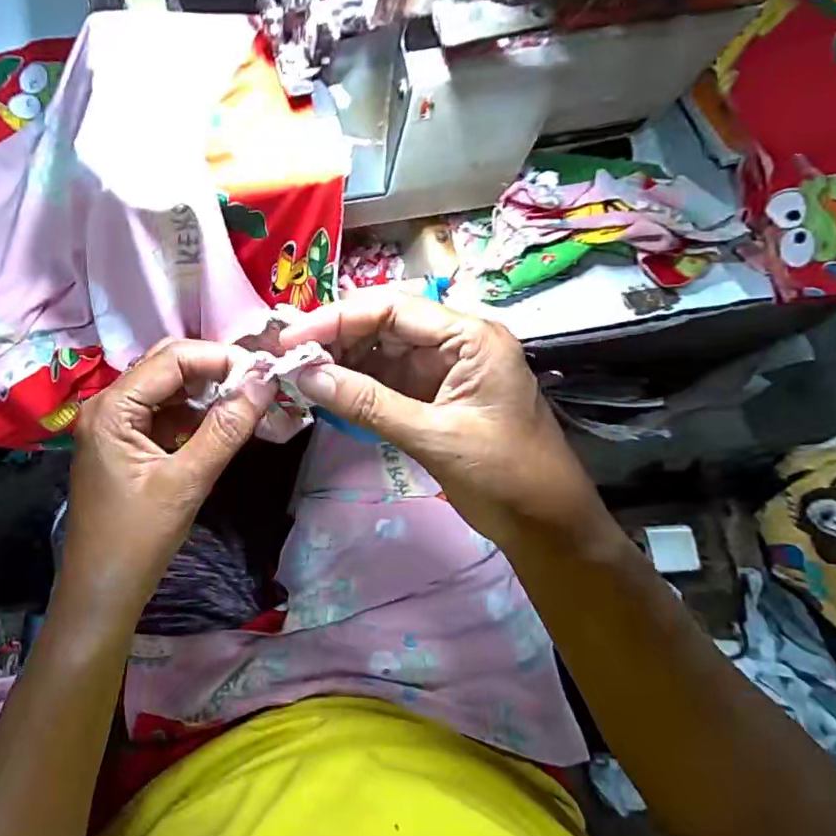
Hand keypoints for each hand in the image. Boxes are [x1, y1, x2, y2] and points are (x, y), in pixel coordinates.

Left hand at [60, 338, 271, 620]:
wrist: (101, 592)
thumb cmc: (137, 539)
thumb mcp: (186, 482)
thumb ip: (225, 429)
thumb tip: (264, 383)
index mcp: (111, 408)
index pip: (171, 359)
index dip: (219, 358)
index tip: (264, 370)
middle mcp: (106, 405)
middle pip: (166, 367)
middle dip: (213, 371)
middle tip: (258, 383)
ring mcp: (112, 424)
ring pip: (166, 390)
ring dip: (205, 392)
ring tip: (248, 401)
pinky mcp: (123, 444)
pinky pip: (162, 415)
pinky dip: (192, 416)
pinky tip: (221, 425)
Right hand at [276, 292, 604, 533]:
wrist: (547, 526)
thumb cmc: (505, 474)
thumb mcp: (433, 436)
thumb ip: (367, 403)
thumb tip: (305, 376)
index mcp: (469, 337)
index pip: (392, 309)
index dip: (336, 320)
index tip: (291, 339)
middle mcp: (454, 343)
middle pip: (382, 325)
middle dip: (334, 339)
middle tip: (287, 357)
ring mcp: (442, 370)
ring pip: (379, 353)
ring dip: (340, 361)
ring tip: (298, 373)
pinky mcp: (431, 396)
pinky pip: (385, 381)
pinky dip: (354, 385)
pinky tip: (324, 391)